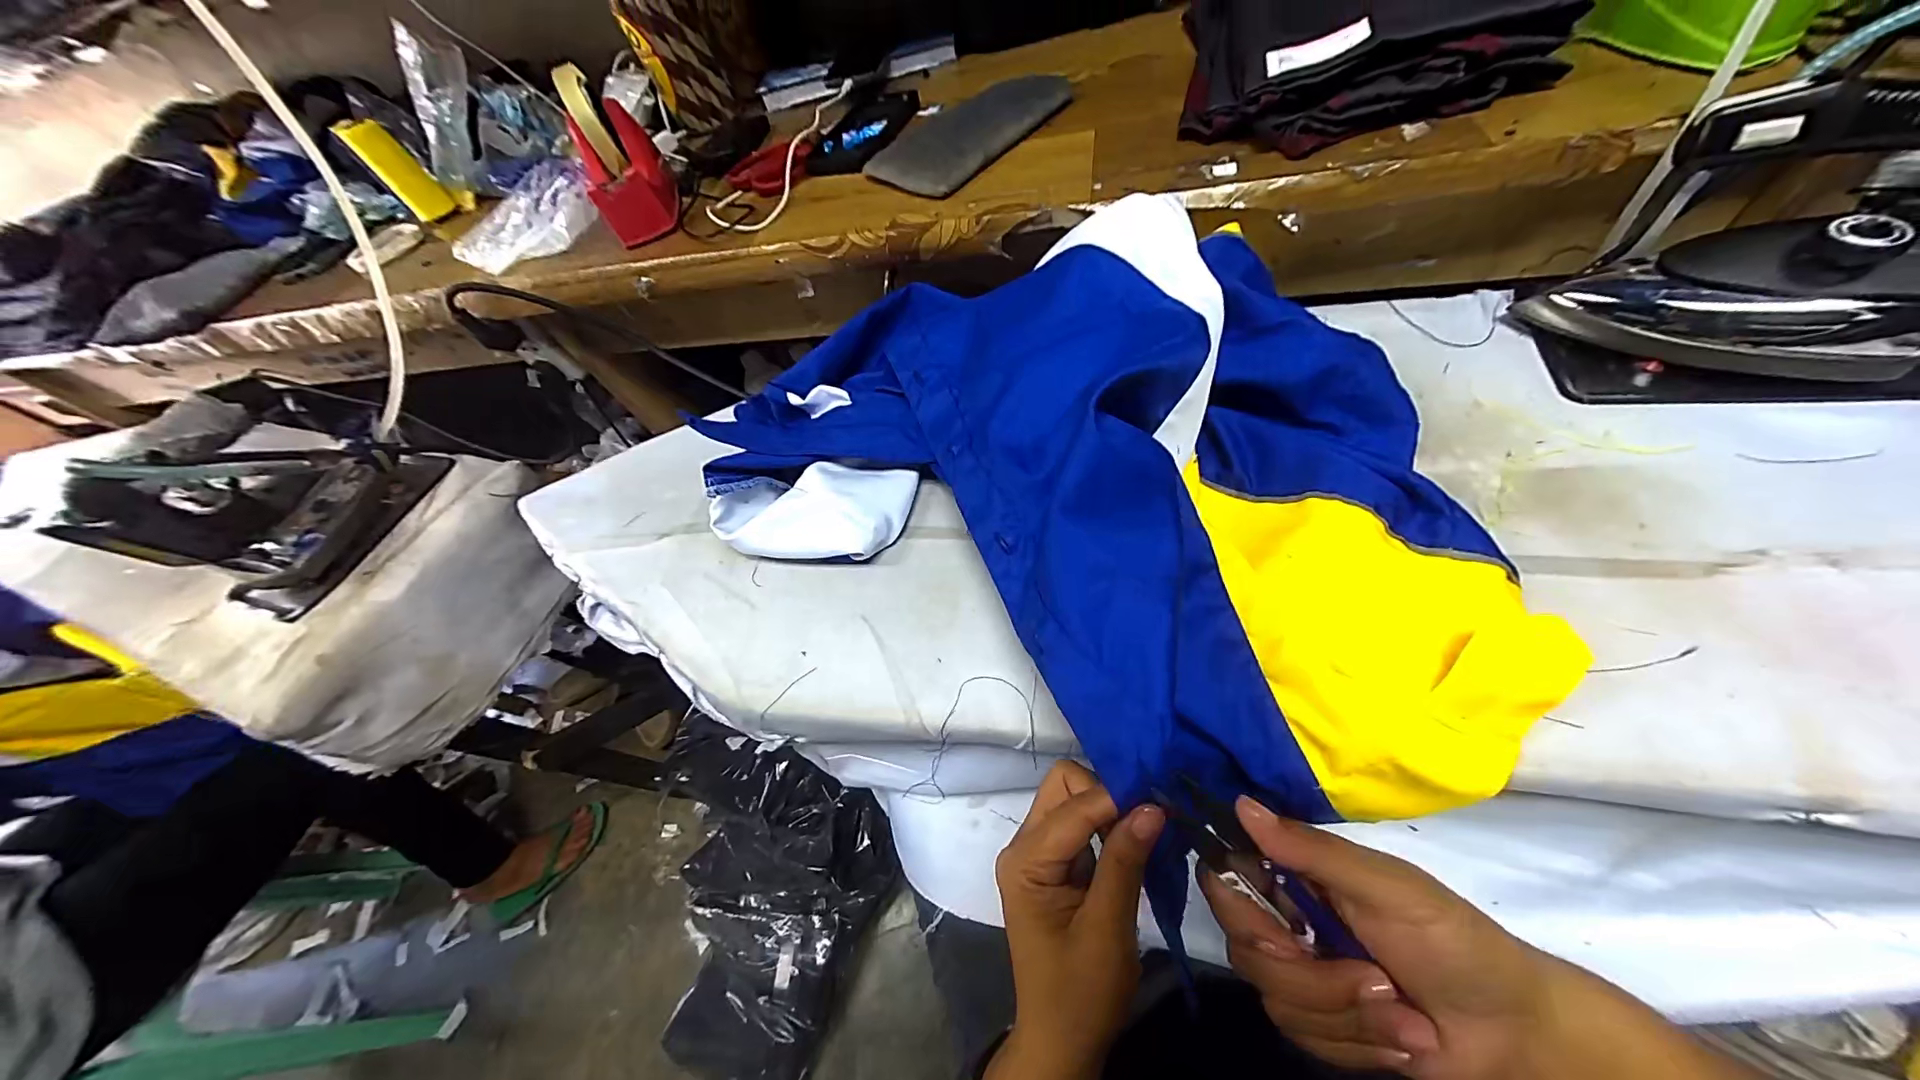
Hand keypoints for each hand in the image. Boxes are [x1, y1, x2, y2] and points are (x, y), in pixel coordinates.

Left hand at [986, 761, 1164, 1079]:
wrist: (1061, 1039)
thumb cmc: (1081, 993)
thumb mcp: (1108, 929)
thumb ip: (1125, 861)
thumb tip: (1152, 805)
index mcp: (1026, 860)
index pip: (1073, 804)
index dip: (1117, 797)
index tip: (1162, 801)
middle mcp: (1024, 846)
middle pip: (1064, 786)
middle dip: (1107, 792)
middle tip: (1150, 817)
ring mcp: (1037, 854)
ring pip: (1072, 799)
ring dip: (1110, 806)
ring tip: (1150, 824)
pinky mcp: (1054, 864)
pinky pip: (1080, 824)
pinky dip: (1108, 824)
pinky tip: (1135, 838)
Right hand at [1202, 797, 1758, 1079]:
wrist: (1517, 1031)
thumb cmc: (1454, 941)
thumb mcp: (1387, 887)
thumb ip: (1312, 850)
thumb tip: (1242, 804)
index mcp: (1297, 877)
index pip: (1226, 879)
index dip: (1238, 904)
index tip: (1285, 929)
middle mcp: (1288, 923)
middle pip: (1246, 950)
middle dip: (1315, 979)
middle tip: (1376, 979)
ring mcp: (1304, 977)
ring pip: (1277, 1000)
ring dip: (1349, 1016)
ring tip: (1407, 1015)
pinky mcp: (1323, 1026)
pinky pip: (1307, 1039)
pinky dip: (1362, 1044)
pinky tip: (1407, 1037)